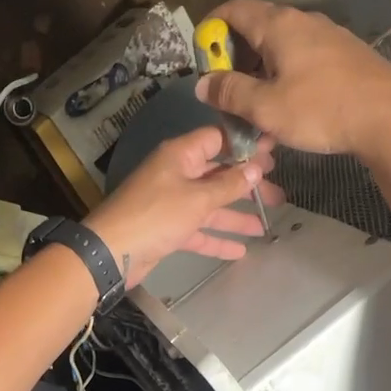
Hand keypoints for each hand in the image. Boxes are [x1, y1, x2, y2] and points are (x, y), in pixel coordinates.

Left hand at [83, 125, 284, 288]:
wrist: (112, 252)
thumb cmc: (155, 216)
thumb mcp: (198, 199)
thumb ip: (229, 185)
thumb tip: (257, 168)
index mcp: (181, 155)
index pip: (218, 139)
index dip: (246, 144)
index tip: (275, 151)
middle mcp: (177, 174)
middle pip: (218, 174)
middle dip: (247, 184)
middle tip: (278, 193)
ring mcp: (171, 203)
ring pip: (210, 205)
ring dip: (236, 215)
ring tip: (266, 224)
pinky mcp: (167, 229)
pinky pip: (198, 230)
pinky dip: (216, 239)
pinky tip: (241, 250)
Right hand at [194, 0, 390, 157]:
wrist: (390, 117)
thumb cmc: (321, 109)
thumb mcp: (266, 107)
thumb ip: (230, 93)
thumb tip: (203, 84)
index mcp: (279, 26)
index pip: (235, 9)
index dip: (211, 26)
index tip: (199, 52)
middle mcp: (303, 23)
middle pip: (258, 31)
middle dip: (234, 60)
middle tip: (224, 94)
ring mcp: (327, 39)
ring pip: (281, 52)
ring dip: (260, 77)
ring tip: (253, 113)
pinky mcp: (344, 59)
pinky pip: (302, 64)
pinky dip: (284, 82)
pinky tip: (286, 114)